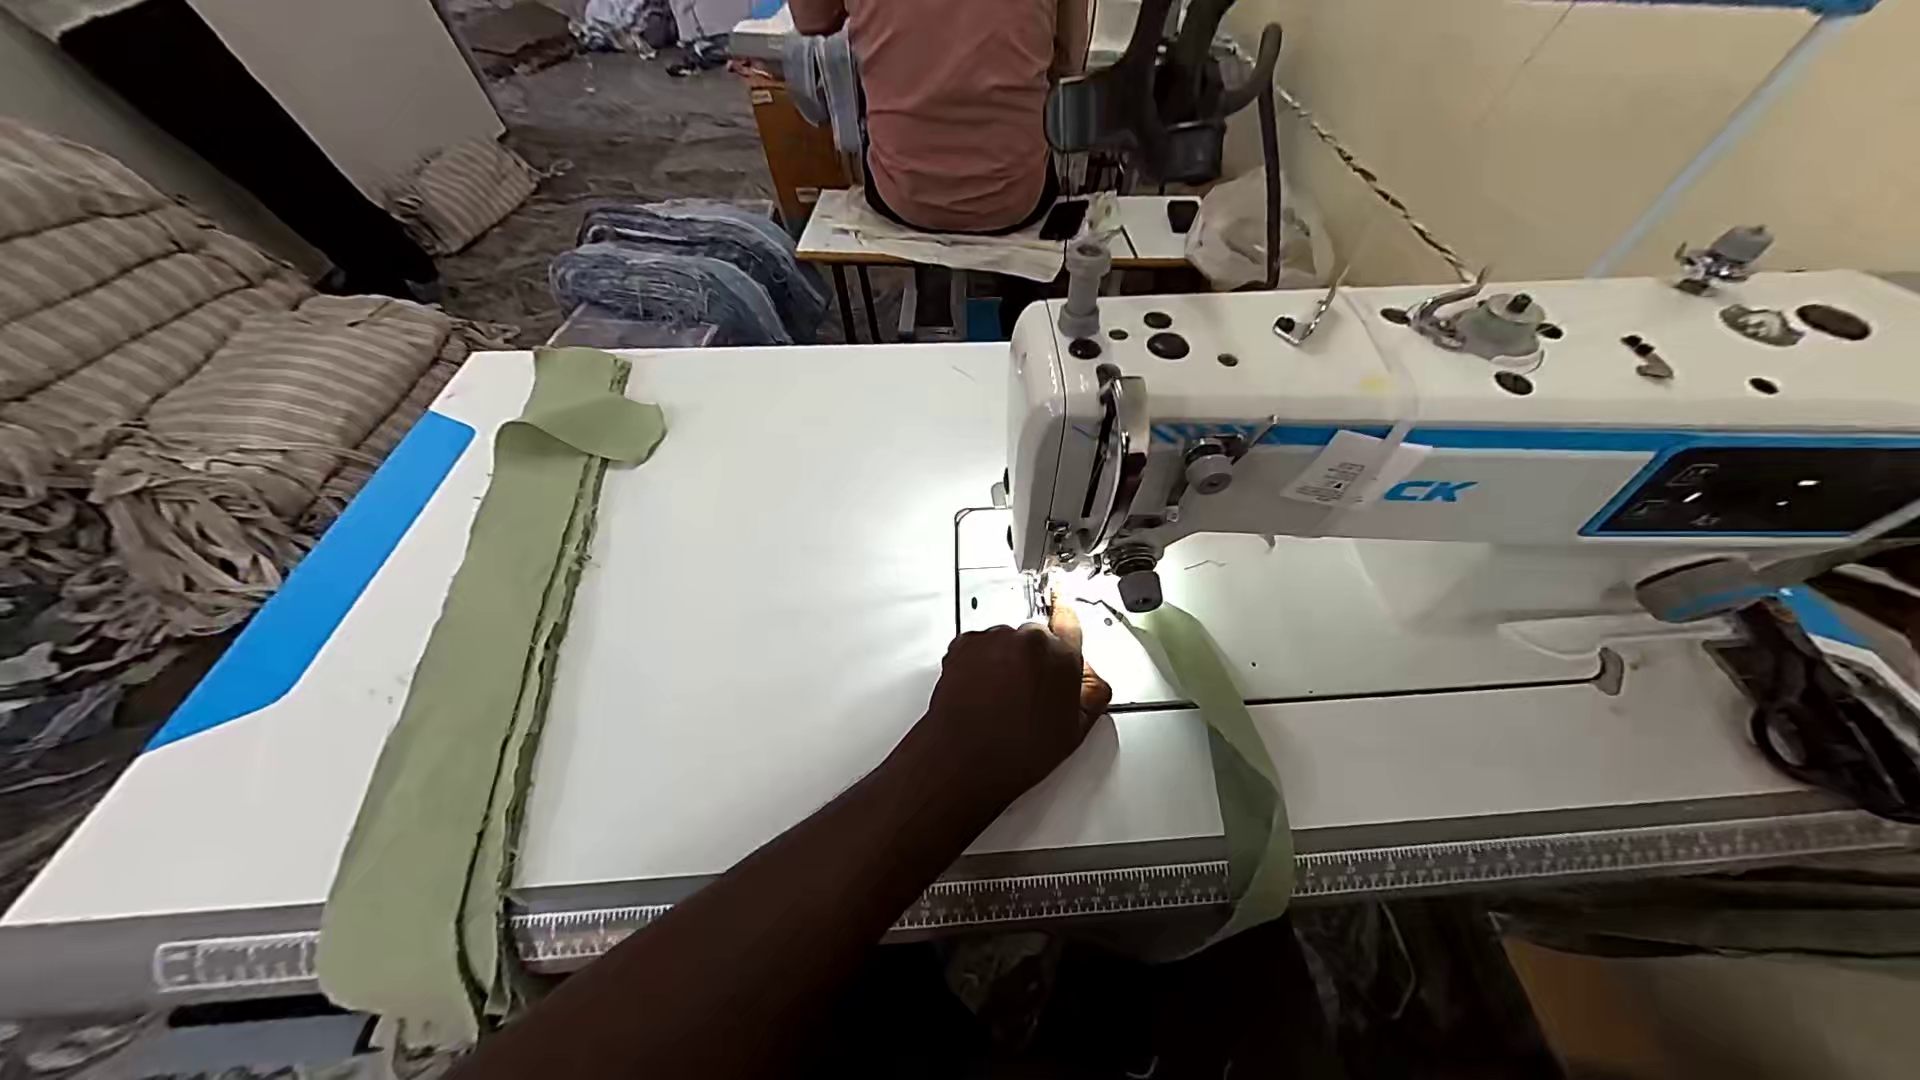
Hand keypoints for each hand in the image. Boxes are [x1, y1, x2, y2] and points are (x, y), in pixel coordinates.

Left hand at [911, 601, 1112, 806]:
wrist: (964, 759)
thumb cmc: (1015, 752)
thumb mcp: (1074, 731)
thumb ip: (1090, 694)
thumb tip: (1089, 680)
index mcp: (1063, 656)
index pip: (1069, 620)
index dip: (1065, 608)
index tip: (1061, 592)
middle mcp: (1030, 640)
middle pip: (1036, 639)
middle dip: (1033, 660)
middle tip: (1025, 694)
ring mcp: (995, 639)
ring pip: (1005, 642)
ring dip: (1003, 661)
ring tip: (998, 700)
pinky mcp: (965, 644)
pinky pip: (977, 647)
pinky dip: (978, 663)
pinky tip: (981, 693)